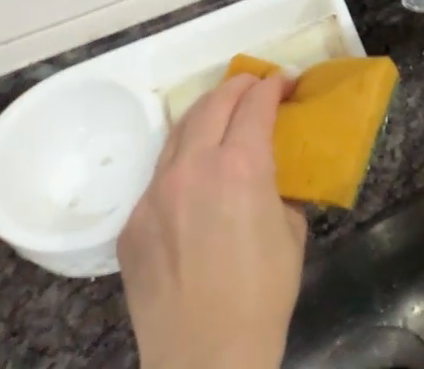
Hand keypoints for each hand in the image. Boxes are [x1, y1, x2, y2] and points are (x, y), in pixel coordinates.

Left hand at [119, 72, 306, 368]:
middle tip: (257, 84)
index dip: (273, 86)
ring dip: (206, 116)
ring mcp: (153, 198)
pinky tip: (199, 175)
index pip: (255, 105)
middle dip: (238, 87)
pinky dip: (184, 160)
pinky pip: (160, 177)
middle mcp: (191, 171)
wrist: (207, 351)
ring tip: (226, 113)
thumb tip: (271, 170)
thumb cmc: (265, 288)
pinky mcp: (132, 225)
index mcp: (240, 167)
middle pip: (211, 106)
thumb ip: (277, 185)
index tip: (286, 80)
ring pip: (178, 135)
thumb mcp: (291, 225)